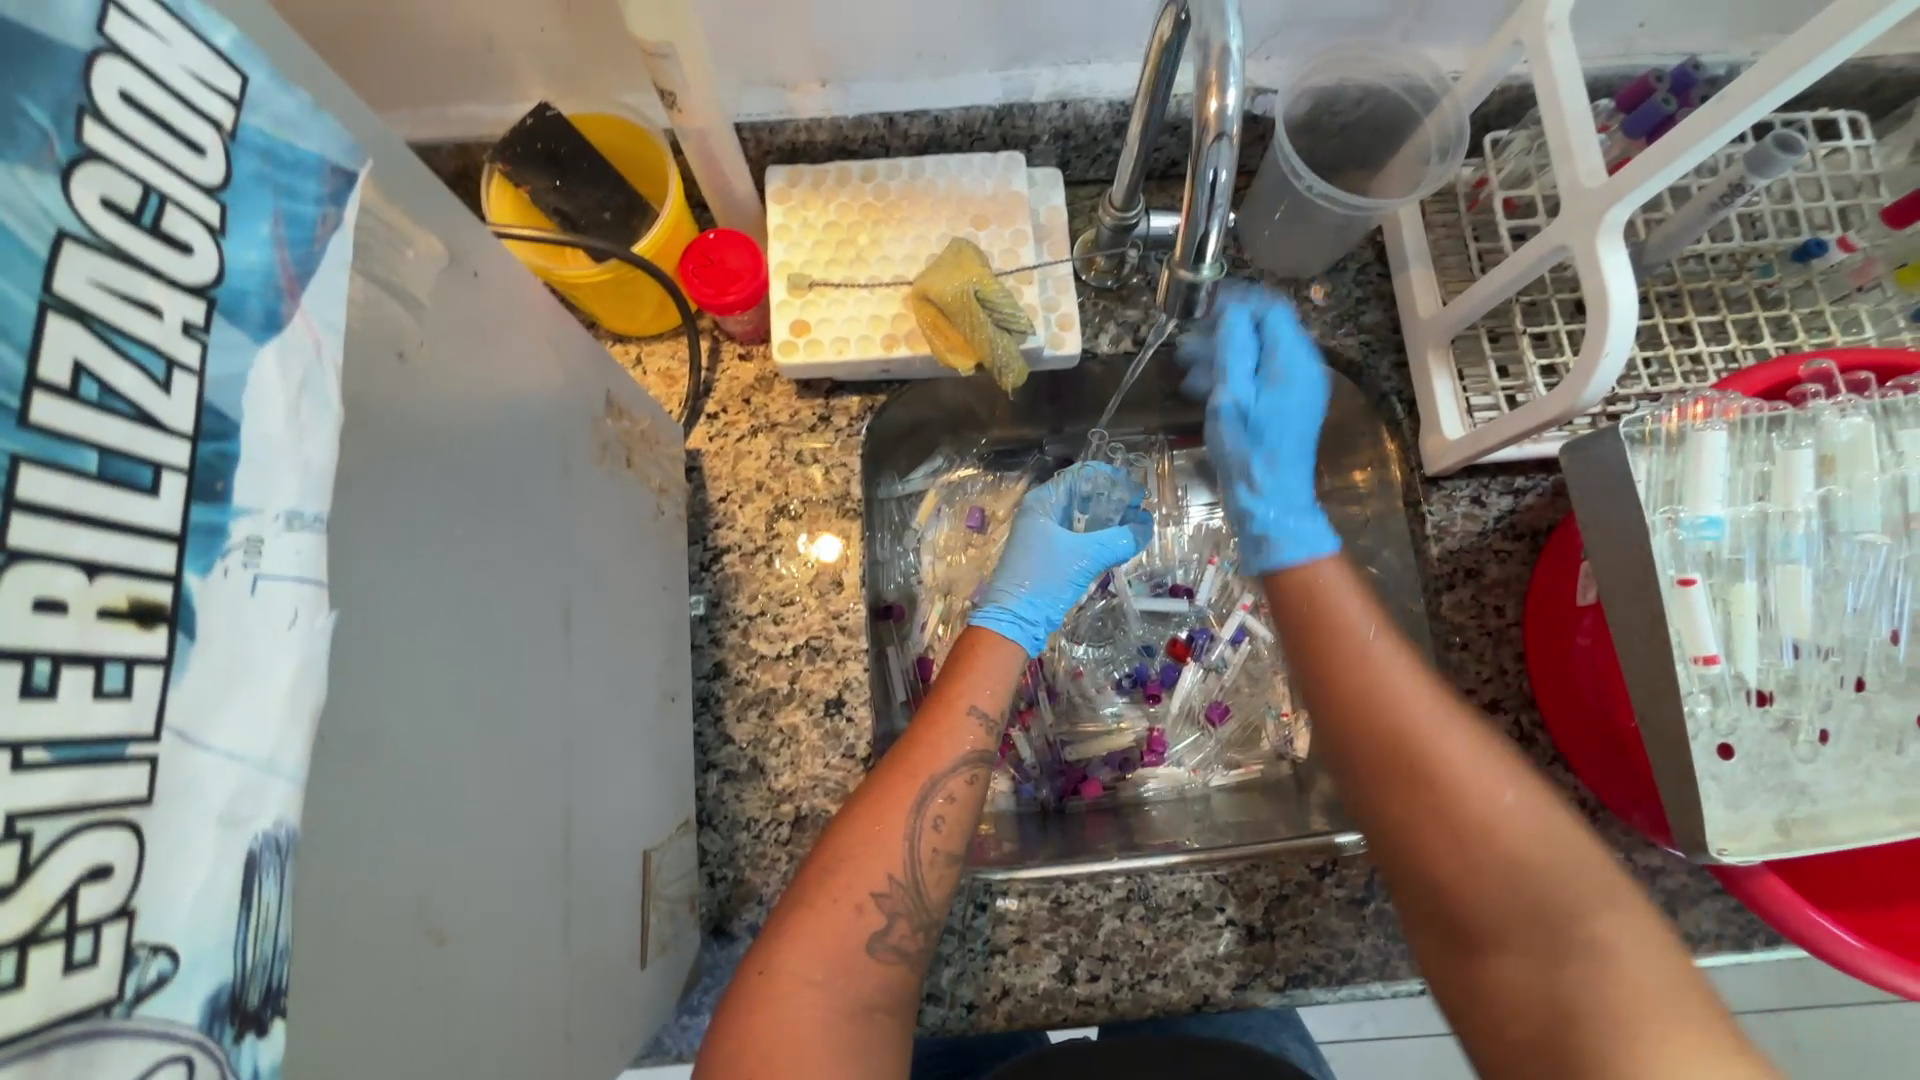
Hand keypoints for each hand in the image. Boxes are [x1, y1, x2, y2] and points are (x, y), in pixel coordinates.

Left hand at [968, 463, 1152, 656]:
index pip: (1082, 476)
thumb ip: (1120, 539)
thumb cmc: (1044, 580)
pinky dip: (1099, 539)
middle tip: (1139, 512)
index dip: (1112, 480)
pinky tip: (1118, 546)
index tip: (1137, 492)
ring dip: (1108, 522)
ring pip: (1082, 519)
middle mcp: (1042, 513)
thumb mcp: (1087, 556)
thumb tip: (1146, 527)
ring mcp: (1044, 535)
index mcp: (1044, 502)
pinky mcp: (1049, 556)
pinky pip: (1079, 539)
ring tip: (1135, 528)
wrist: (1015, 621)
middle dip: (1113, 502)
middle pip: (1083, 497)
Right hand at [1175, 284, 1339, 574]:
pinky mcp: (1291, 404)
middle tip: (1184, 348)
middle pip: (1264, 329)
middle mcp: (1304, 365)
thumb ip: (1233, 345)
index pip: (1269, 306)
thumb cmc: (1246, 448)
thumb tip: (1231, 307)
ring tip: (1189, 374)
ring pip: (1260, 352)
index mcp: (1291, 358)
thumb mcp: (1231, 393)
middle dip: (1223, 331)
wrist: (1270, 500)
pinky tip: (1209, 391)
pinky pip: (1263, 374)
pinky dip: (1235, 374)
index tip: (1199, 309)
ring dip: (1224, 355)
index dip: (1234, 301)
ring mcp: (1300, 386)